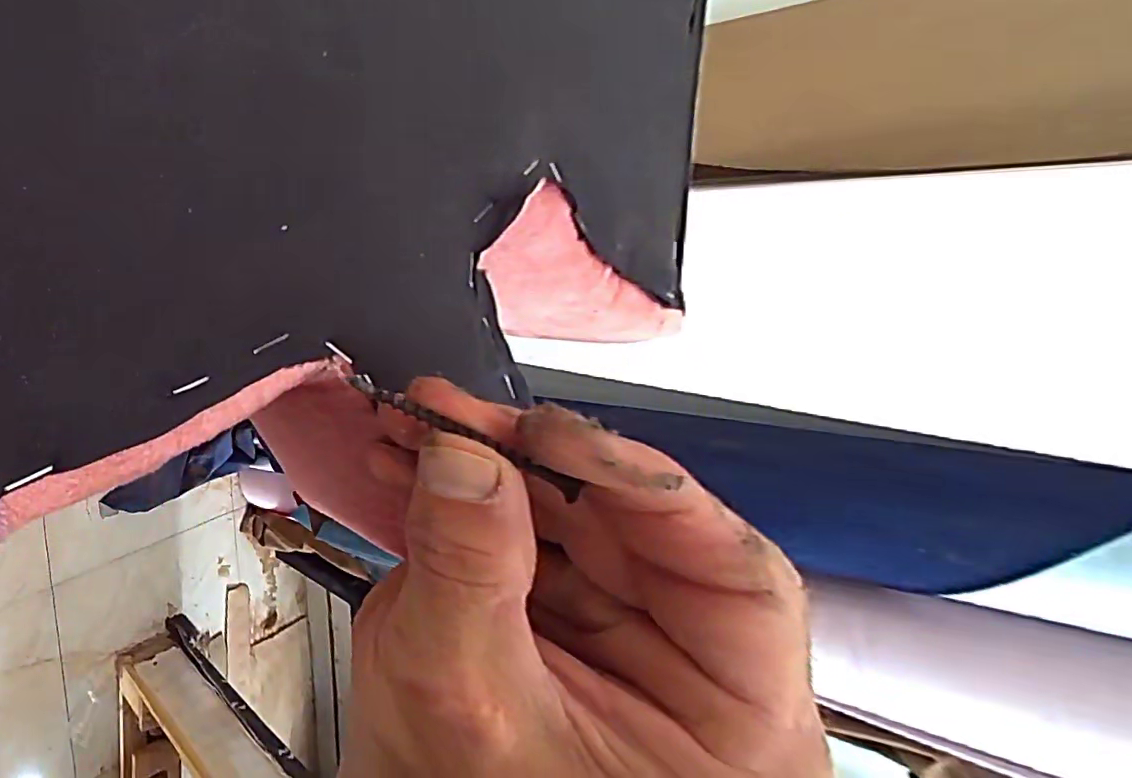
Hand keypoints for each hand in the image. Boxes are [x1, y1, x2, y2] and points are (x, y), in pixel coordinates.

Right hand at [339, 377, 828, 776]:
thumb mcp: (460, 688)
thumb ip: (466, 568)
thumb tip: (460, 453)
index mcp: (724, 720)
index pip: (731, 577)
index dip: (642, 487)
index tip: (545, 433)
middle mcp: (672, 652)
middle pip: (615, 518)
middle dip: (518, 454)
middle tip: (445, 412)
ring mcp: (596, 611)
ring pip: (549, 500)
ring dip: (471, 454)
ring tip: (408, 422)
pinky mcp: (533, 584)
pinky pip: (500, 512)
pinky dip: (444, 478)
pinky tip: (400, 457)